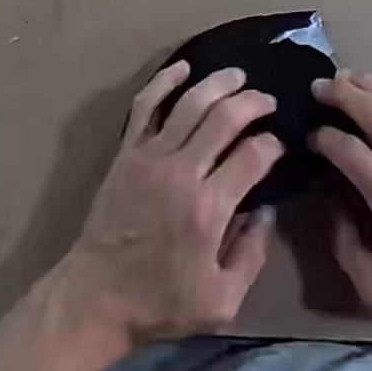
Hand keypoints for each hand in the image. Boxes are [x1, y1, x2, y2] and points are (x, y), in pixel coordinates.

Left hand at [42, 62, 283, 347]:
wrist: (93, 300)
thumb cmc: (160, 302)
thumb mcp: (222, 301)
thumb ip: (254, 254)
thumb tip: (268, 210)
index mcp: (208, 209)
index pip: (253, 155)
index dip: (272, 144)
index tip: (278, 145)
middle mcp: (181, 173)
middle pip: (226, 117)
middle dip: (254, 102)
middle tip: (268, 102)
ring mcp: (150, 158)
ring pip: (190, 103)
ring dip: (219, 83)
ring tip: (238, 76)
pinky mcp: (126, 154)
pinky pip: (145, 106)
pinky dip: (164, 81)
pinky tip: (184, 68)